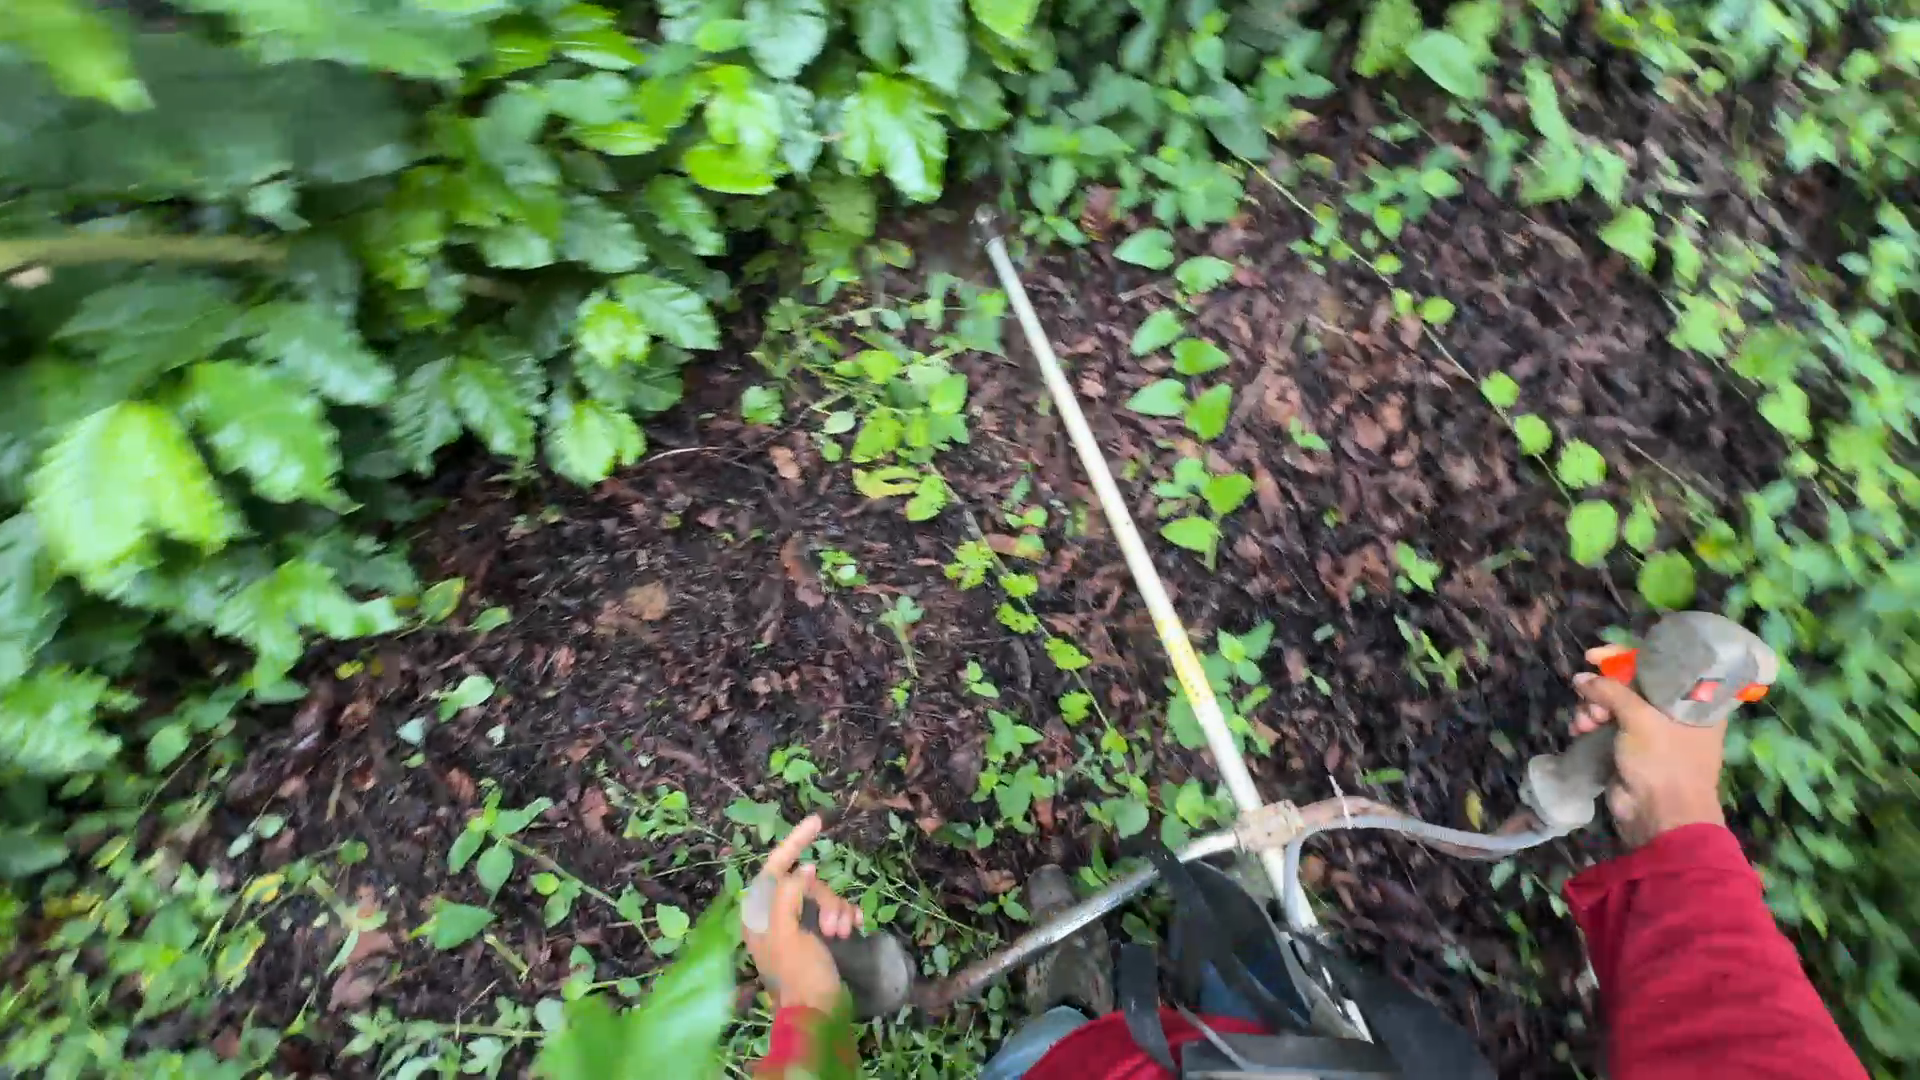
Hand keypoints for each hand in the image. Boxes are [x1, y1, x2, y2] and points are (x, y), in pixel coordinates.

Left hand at [743, 814, 862, 1012]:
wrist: (819, 1016)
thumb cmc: (798, 975)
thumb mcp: (786, 932)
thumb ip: (789, 894)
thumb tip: (806, 869)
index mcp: (759, 914)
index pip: (775, 865)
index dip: (795, 841)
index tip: (817, 820)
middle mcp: (775, 916)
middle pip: (806, 883)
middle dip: (825, 898)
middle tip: (833, 925)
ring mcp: (798, 926)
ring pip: (823, 896)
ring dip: (837, 910)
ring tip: (843, 932)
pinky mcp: (818, 935)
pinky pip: (835, 909)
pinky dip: (846, 915)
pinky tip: (854, 927)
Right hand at [1572, 646, 1727, 847]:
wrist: (1659, 815)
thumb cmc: (1665, 763)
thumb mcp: (1641, 720)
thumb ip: (1610, 692)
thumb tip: (1581, 678)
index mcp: (1693, 705)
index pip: (1660, 667)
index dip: (1626, 657)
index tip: (1594, 656)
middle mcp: (1673, 714)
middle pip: (1629, 685)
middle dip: (1602, 689)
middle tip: (1589, 698)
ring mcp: (1650, 731)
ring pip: (1610, 703)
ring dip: (1591, 708)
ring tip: (1585, 722)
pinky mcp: (1627, 746)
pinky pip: (1603, 723)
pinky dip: (1588, 723)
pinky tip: (1579, 731)